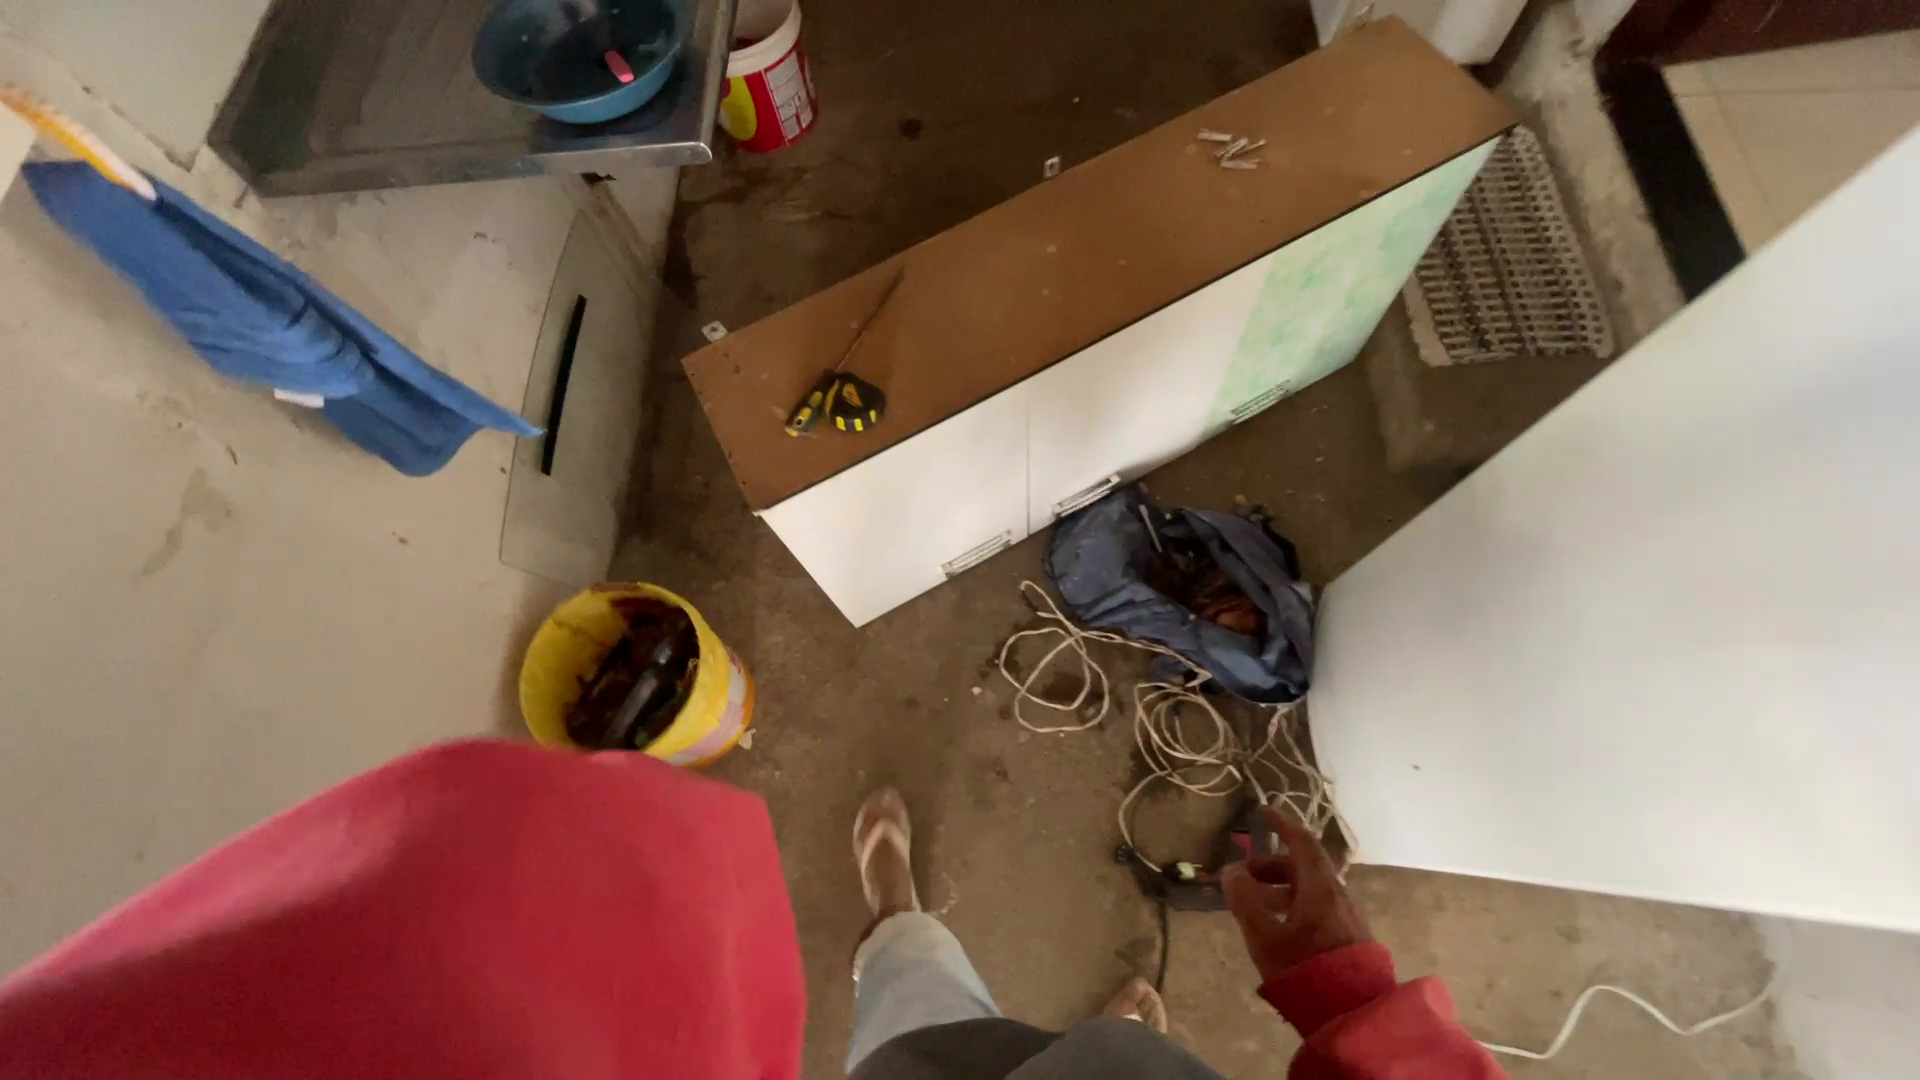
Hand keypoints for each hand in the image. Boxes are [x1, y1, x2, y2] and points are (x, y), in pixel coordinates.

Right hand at [1221, 806, 1370, 983]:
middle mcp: (1338, 893)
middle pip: (1303, 866)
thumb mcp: (1264, 935)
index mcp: (1319, 886)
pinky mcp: (1351, 936)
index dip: (1282, 824)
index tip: (1263, 812)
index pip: (1302, 842)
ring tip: (1256, 904)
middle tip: (1244, 876)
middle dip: (1270, 865)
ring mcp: (1348, 916)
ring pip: (1311, 887)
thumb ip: (1244, 899)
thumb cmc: (1304, 967)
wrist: (1353, 1014)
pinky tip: (1280, 925)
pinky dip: (1295, 902)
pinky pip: (1319, 905)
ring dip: (1281, 886)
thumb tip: (1232, 871)